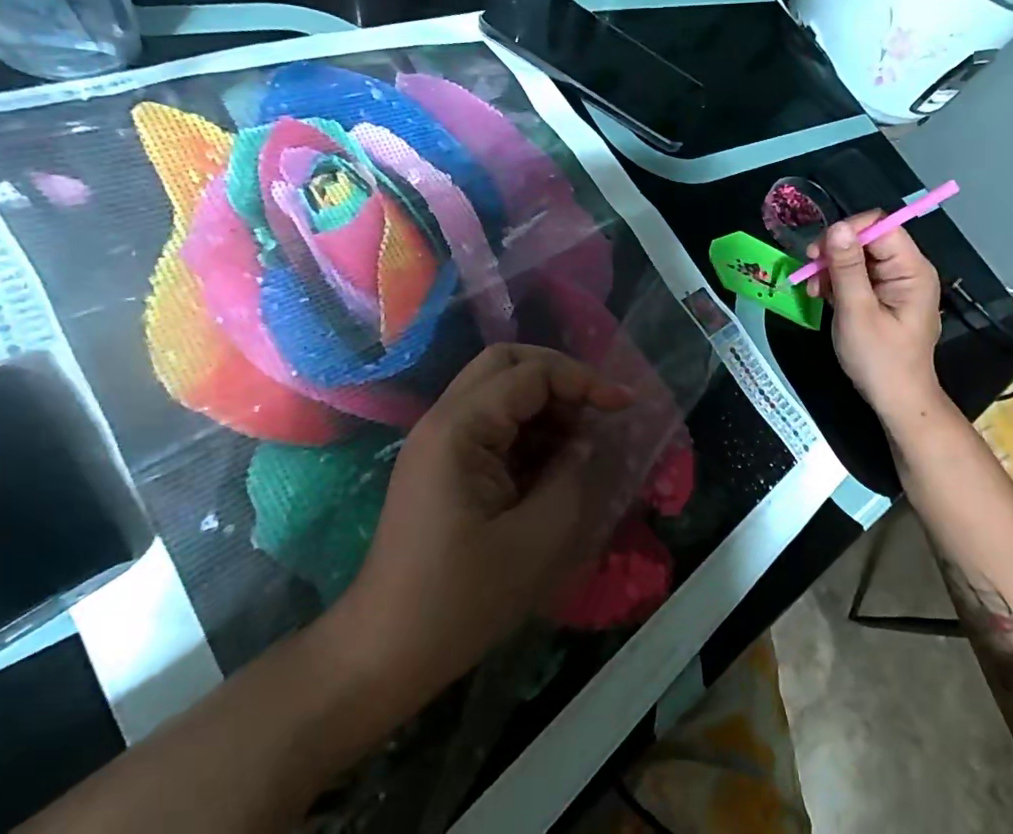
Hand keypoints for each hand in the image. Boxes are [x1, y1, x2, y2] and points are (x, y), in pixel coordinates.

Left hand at [331, 344, 632, 694]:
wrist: (387, 647)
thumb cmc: (462, 598)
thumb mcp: (536, 539)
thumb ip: (570, 476)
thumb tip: (584, 442)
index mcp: (459, 429)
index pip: (528, 373)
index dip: (583, 380)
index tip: (625, 405)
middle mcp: (443, 421)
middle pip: (505, 365)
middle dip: (559, 378)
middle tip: (599, 411)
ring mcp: (437, 443)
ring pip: (497, 392)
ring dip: (544, 404)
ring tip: (585, 442)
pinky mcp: (441, 466)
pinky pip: (489, 426)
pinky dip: (527, 431)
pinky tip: (555, 462)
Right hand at [806, 213, 944, 415]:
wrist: (896, 399)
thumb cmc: (879, 359)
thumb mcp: (857, 312)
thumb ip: (847, 268)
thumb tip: (837, 227)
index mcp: (912, 270)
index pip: (881, 227)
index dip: (847, 232)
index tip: (817, 253)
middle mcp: (907, 271)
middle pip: (867, 240)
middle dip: (835, 252)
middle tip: (810, 273)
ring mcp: (895, 284)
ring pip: (858, 257)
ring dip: (831, 269)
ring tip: (814, 291)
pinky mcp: (882, 297)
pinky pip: (857, 276)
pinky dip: (837, 282)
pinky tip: (822, 297)